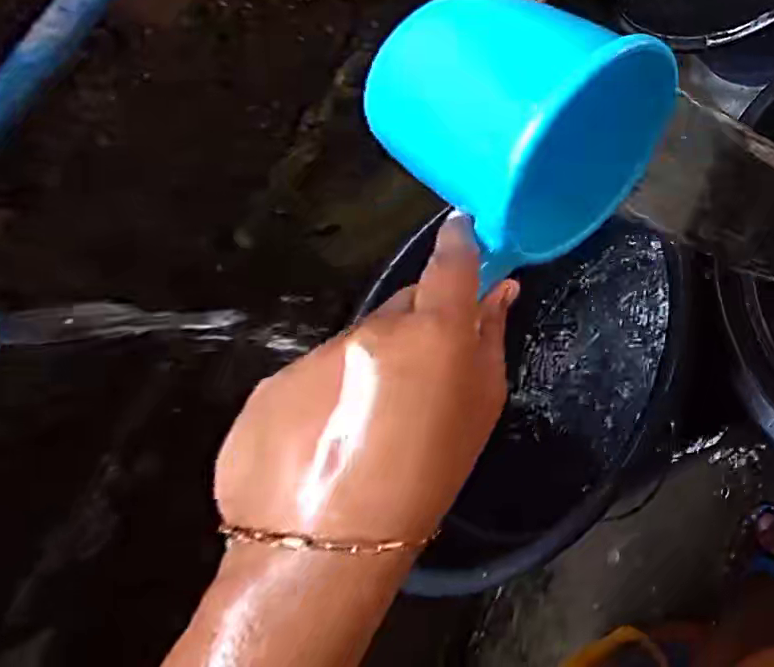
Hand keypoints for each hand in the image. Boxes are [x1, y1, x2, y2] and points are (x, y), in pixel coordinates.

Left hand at [213, 213, 519, 542]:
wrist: (326, 546)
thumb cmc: (432, 468)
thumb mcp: (483, 403)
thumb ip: (491, 336)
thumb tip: (500, 291)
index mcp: (435, 330)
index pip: (452, 261)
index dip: (460, 239)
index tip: (462, 227)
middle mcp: (375, 329)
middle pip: (404, 305)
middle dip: (418, 323)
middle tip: (423, 371)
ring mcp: (319, 353)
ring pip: (358, 342)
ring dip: (371, 362)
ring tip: (370, 419)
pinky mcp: (273, 383)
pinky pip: (314, 372)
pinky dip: (328, 390)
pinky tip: (329, 435)